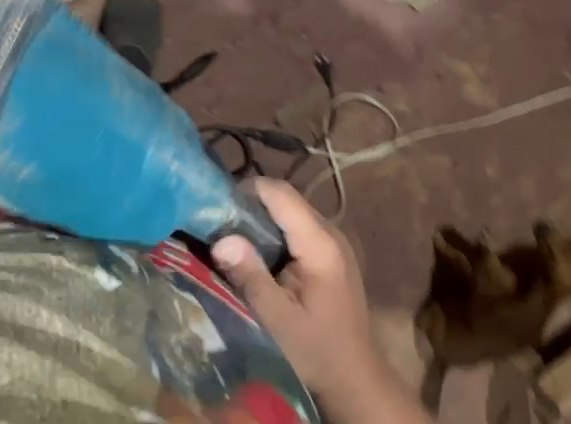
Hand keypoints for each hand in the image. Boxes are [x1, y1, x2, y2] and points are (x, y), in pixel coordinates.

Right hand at [211, 180, 426, 421]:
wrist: (355, 379)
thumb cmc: (315, 351)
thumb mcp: (276, 320)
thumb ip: (250, 276)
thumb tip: (220, 239)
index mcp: (320, 243)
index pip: (281, 194)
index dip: (247, 191)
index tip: (215, 207)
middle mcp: (330, 232)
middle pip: (285, 200)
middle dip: (250, 206)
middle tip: (216, 226)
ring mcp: (333, 242)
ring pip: (290, 213)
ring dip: (260, 221)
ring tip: (230, 239)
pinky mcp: (330, 254)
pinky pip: (297, 229)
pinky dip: (273, 234)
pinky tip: (255, 255)